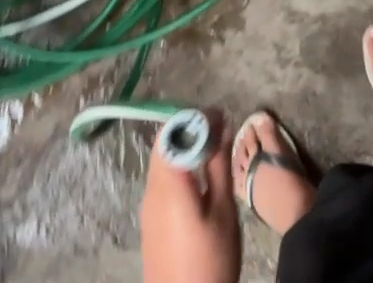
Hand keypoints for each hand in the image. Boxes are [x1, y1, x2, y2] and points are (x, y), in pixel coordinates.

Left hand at [141, 115, 239, 282]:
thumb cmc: (210, 257)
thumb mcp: (223, 208)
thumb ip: (218, 166)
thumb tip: (220, 128)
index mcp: (168, 186)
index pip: (172, 135)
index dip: (196, 118)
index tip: (222, 116)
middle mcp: (152, 192)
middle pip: (164, 147)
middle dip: (191, 131)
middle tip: (221, 130)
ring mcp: (149, 209)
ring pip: (163, 164)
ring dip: (187, 149)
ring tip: (217, 149)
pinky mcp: (152, 222)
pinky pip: (164, 181)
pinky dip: (181, 168)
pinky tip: (203, 176)